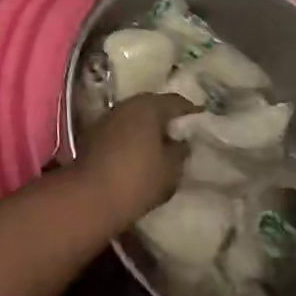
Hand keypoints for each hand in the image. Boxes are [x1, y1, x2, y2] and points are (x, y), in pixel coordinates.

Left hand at [73, 92, 196, 229]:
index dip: (192, 113)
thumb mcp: (171, 170)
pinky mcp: (98, 129)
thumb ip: (180, 150)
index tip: (203, 126)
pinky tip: (142, 151)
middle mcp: (128, 102)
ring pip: (137, 115)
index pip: (177, 101)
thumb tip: (181, 141)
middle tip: (184, 136)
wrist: (92, 194)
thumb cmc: (138, 179)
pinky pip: (124, 126)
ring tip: (164, 145)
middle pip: (155, 105)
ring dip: (150, 126)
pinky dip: (135, 134)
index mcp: (149, 105)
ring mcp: (111, 114)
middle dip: (169, 119)